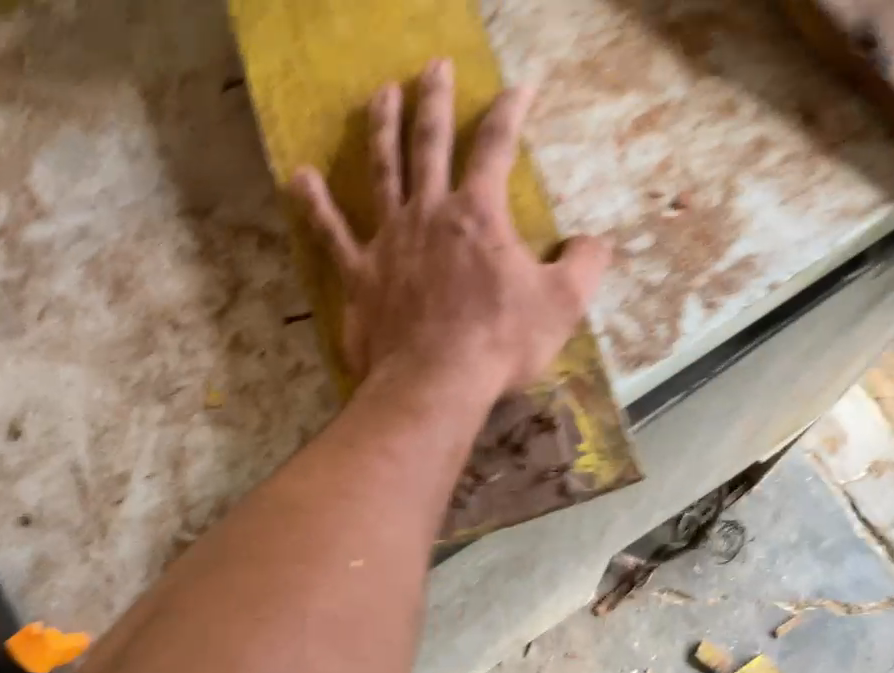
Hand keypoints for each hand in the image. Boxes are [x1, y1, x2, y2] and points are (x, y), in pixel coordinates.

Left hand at [291, 58, 611, 403]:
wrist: (435, 383)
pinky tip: (299, 176)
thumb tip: (594, 243)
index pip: (497, 146)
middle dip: (434, 100)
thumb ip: (584, 265)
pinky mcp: (360, 274)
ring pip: (382, 169)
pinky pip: (332, 232)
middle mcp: (429, 212)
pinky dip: (315, 204)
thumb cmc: (501, 343)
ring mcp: (389, 241)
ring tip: (381, 94)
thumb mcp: (563, 304)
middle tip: (433, 67)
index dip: (511, 111)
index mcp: (479, 214)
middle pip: (429, 142)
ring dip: (382, 127)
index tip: (520, 87)